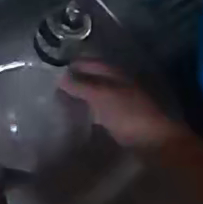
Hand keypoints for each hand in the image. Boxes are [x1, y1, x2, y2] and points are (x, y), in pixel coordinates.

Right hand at [60, 60, 183, 150]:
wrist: (154, 141)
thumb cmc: (128, 114)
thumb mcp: (102, 95)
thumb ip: (81, 85)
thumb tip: (59, 76)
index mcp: (114, 73)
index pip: (88, 62)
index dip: (70, 65)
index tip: (48, 71)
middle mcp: (116, 83)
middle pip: (90, 77)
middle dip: (72, 80)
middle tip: (49, 87)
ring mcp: (118, 101)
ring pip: (93, 94)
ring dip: (78, 96)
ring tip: (56, 101)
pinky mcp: (117, 119)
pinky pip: (97, 110)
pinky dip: (85, 110)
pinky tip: (73, 116)